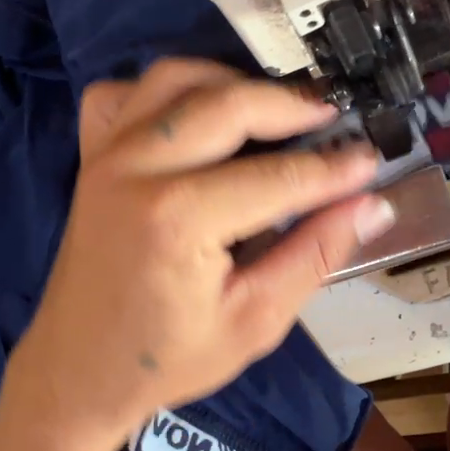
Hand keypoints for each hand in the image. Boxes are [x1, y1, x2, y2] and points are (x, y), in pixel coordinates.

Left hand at [2, 59, 395, 446]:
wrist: (77, 371)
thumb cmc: (166, 359)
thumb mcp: (255, 322)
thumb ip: (314, 254)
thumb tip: (372, 204)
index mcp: (178, 219)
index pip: (278, 176)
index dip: (333, 166)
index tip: (371, 158)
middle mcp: (137, 169)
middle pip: (228, 104)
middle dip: (291, 105)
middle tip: (333, 119)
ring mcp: (106, 156)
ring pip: (176, 78)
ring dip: (232, 83)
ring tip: (275, 111)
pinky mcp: (90, 157)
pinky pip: (124, 94)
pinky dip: (163, 91)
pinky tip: (195, 115)